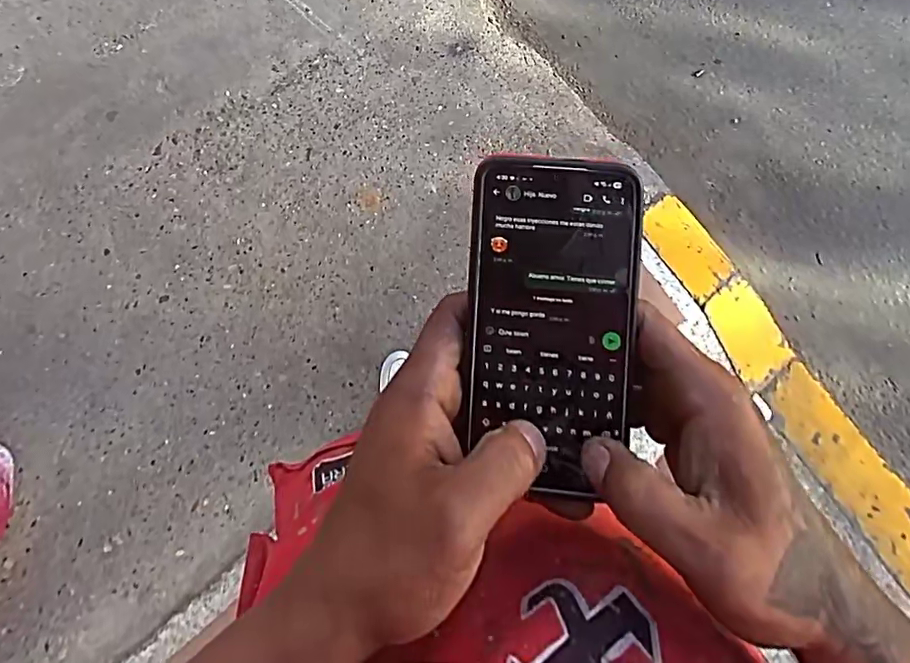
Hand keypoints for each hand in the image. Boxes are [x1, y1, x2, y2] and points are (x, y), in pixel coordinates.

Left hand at [200, 293, 545, 662]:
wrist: (342, 612)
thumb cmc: (385, 560)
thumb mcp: (458, 512)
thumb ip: (503, 463)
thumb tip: (534, 432)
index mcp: (417, 398)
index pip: (450, 321)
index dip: (487, 300)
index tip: (529, 298)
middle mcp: (418, 408)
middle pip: (473, 359)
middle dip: (518, 359)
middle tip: (567, 362)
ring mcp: (423, 438)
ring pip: (480, 404)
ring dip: (518, 414)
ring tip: (566, 418)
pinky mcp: (430, 469)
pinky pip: (476, 443)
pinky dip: (507, 450)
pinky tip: (542, 472)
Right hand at [581, 304, 909, 662]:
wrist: (820, 606)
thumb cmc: (777, 572)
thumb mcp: (702, 544)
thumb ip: (640, 495)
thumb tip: (587, 450)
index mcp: (708, 396)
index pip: (648, 326)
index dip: (602, 310)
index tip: (554, 309)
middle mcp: (701, 393)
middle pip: (632, 347)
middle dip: (586, 349)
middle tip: (534, 358)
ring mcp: (694, 412)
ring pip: (631, 376)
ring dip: (594, 381)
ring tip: (548, 388)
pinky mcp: (687, 435)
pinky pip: (638, 405)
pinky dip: (608, 410)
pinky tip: (579, 425)